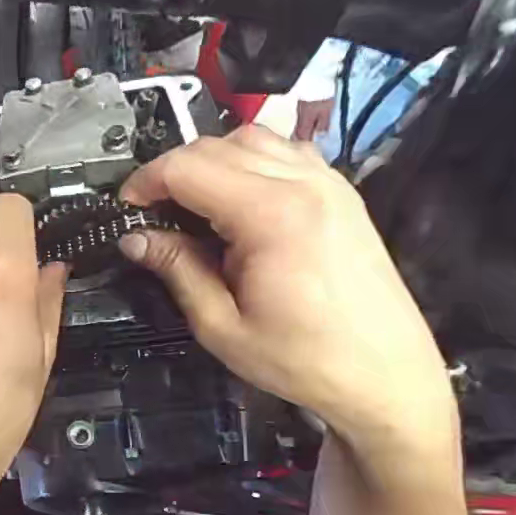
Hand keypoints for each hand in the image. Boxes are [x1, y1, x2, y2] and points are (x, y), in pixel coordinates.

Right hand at [118, 125, 456, 456]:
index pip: (188, 167)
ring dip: (212, 161)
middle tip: (155, 212)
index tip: (129, 205)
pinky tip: (242, 199)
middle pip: (217, 145)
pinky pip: (286, 152)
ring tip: (195, 205)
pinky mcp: (342, 193)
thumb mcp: (224, 326)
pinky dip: (252, 162)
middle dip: (174, 170)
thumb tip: (138, 239)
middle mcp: (304, 184)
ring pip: (252, 139)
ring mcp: (329, 183)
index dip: (147, 181)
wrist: (386, 375)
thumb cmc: (308, 361)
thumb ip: (178, 270)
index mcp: (272, 215)